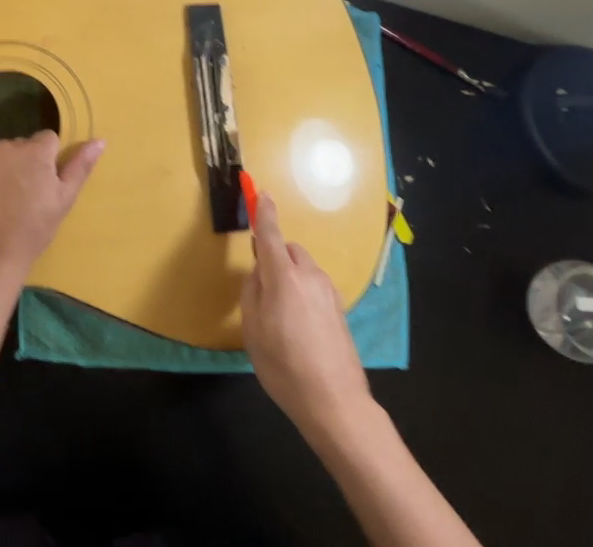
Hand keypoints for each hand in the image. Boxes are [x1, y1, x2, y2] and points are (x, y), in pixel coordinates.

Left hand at [0, 128, 103, 276]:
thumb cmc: (34, 230)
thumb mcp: (64, 200)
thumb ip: (80, 167)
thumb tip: (99, 140)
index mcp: (39, 152)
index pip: (47, 141)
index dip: (46, 162)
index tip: (41, 184)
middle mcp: (12, 145)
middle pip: (22, 144)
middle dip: (23, 162)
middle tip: (19, 194)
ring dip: (0, 162)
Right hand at [241, 196, 371, 436]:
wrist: (334, 400)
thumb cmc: (283, 365)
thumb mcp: (252, 330)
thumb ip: (252, 292)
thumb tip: (259, 272)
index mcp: (284, 277)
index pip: (270, 235)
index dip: (264, 213)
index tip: (261, 192)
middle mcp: (310, 276)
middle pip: (289, 251)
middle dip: (274, 256)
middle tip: (260, 285)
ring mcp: (329, 292)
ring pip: (303, 269)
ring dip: (289, 277)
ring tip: (278, 314)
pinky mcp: (339, 309)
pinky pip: (314, 287)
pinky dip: (302, 292)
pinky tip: (297, 326)